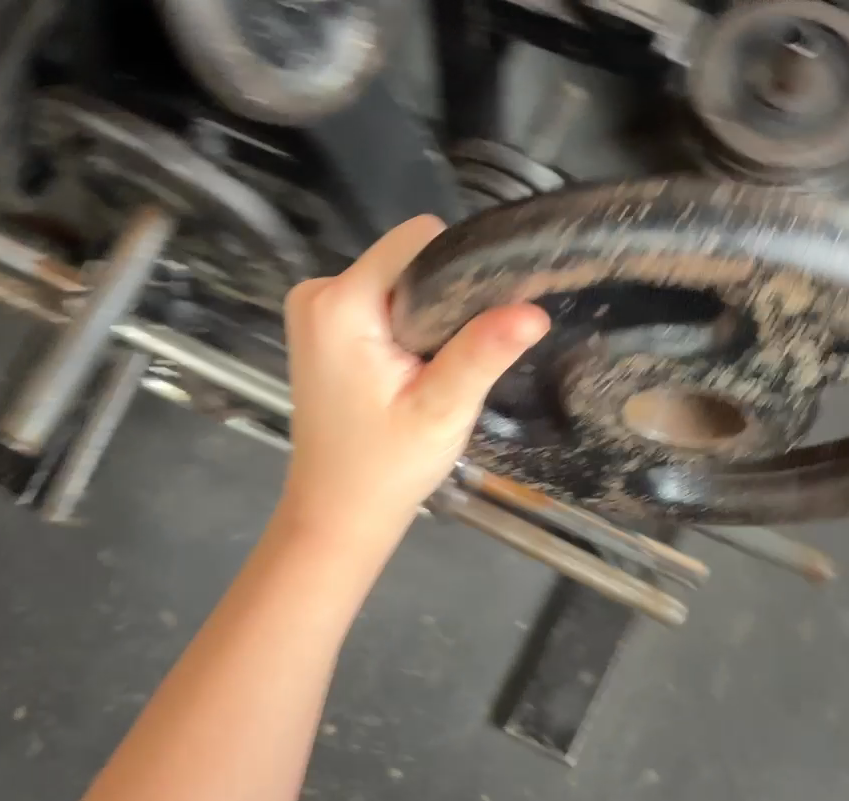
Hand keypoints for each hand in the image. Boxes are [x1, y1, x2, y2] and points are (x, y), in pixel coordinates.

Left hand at [276, 216, 550, 548]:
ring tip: (428, 375)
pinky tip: (406, 375)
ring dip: (424, 319)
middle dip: (440, 301)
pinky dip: (402, 329)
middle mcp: (317, 292)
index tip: (477, 321)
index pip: (418, 240)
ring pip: (397, 281)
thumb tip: (534, 310)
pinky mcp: (320, 328)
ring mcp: (313, 309)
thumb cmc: (387, 467)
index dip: (460, 271)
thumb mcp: (442, 411)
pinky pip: (379, 303)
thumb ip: (482, 353)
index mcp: (340, 302)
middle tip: (448, 364)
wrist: (338, 511)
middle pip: (407, 260)